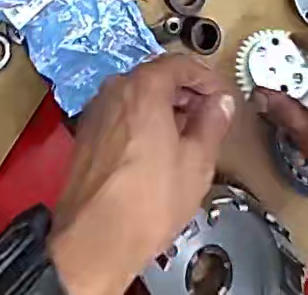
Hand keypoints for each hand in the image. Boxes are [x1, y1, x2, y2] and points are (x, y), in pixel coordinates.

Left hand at [49, 53, 235, 294]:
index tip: (219, 94)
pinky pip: (122, 114)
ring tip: (185, 134)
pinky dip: (142, 121)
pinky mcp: (87, 134)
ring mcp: (98, 111)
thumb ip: (213, 122)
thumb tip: (220, 105)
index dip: (207, 78)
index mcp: (145, 86)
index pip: (182, 64)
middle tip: (207, 112)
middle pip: (158, 76)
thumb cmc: (142, 204)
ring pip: (138, 95)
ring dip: (164, 107)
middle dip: (186, 92)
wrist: (93, 244)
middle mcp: (117, 90)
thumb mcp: (197, 161)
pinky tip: (156, 150)